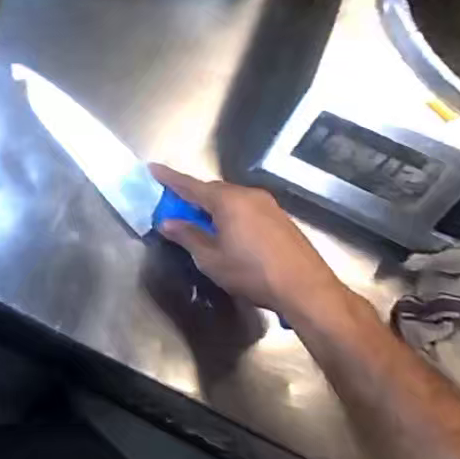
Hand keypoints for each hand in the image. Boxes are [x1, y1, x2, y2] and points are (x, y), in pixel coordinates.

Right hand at [150, 165, 337, 315]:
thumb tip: (168, 222)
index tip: (152, 169)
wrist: (307, 289)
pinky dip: (232, 215)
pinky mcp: (280, 218)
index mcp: (226, 200)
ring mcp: (268, 205)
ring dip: (214, 208)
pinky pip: (247, 208)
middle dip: (193, 197)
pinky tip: (231, 235)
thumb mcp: (211, 259)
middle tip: (176, 210)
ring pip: (231, 199)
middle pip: (212, 190)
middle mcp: (247, 194)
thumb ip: (187, 236)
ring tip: (203, 226)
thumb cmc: (252, 273)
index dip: (169, 178)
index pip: (190, 185)